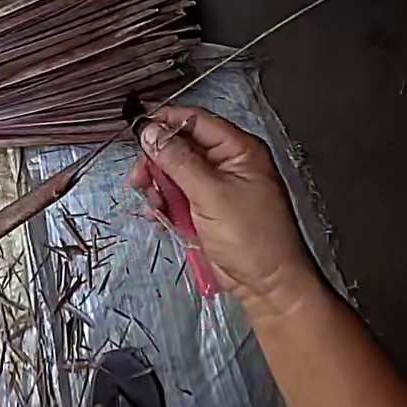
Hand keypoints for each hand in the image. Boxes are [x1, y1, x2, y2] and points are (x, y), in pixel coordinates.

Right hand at [130, 106, 319, 318]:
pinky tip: (159, 214)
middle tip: (139, 178)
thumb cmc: (251, 236)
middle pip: (180, 146)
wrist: (267, 285)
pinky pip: (176, 195)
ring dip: (157, 185)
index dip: (166, 123)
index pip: (195, 121)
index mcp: (237, 149)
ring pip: (173, 171)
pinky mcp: (204, 207)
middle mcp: (225, 162)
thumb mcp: (211, 194)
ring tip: (153, 204)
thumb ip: (178, 160)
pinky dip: (164, 203)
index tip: (139, 132)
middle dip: (157, 160)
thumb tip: (150, 131)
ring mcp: (214, 186)